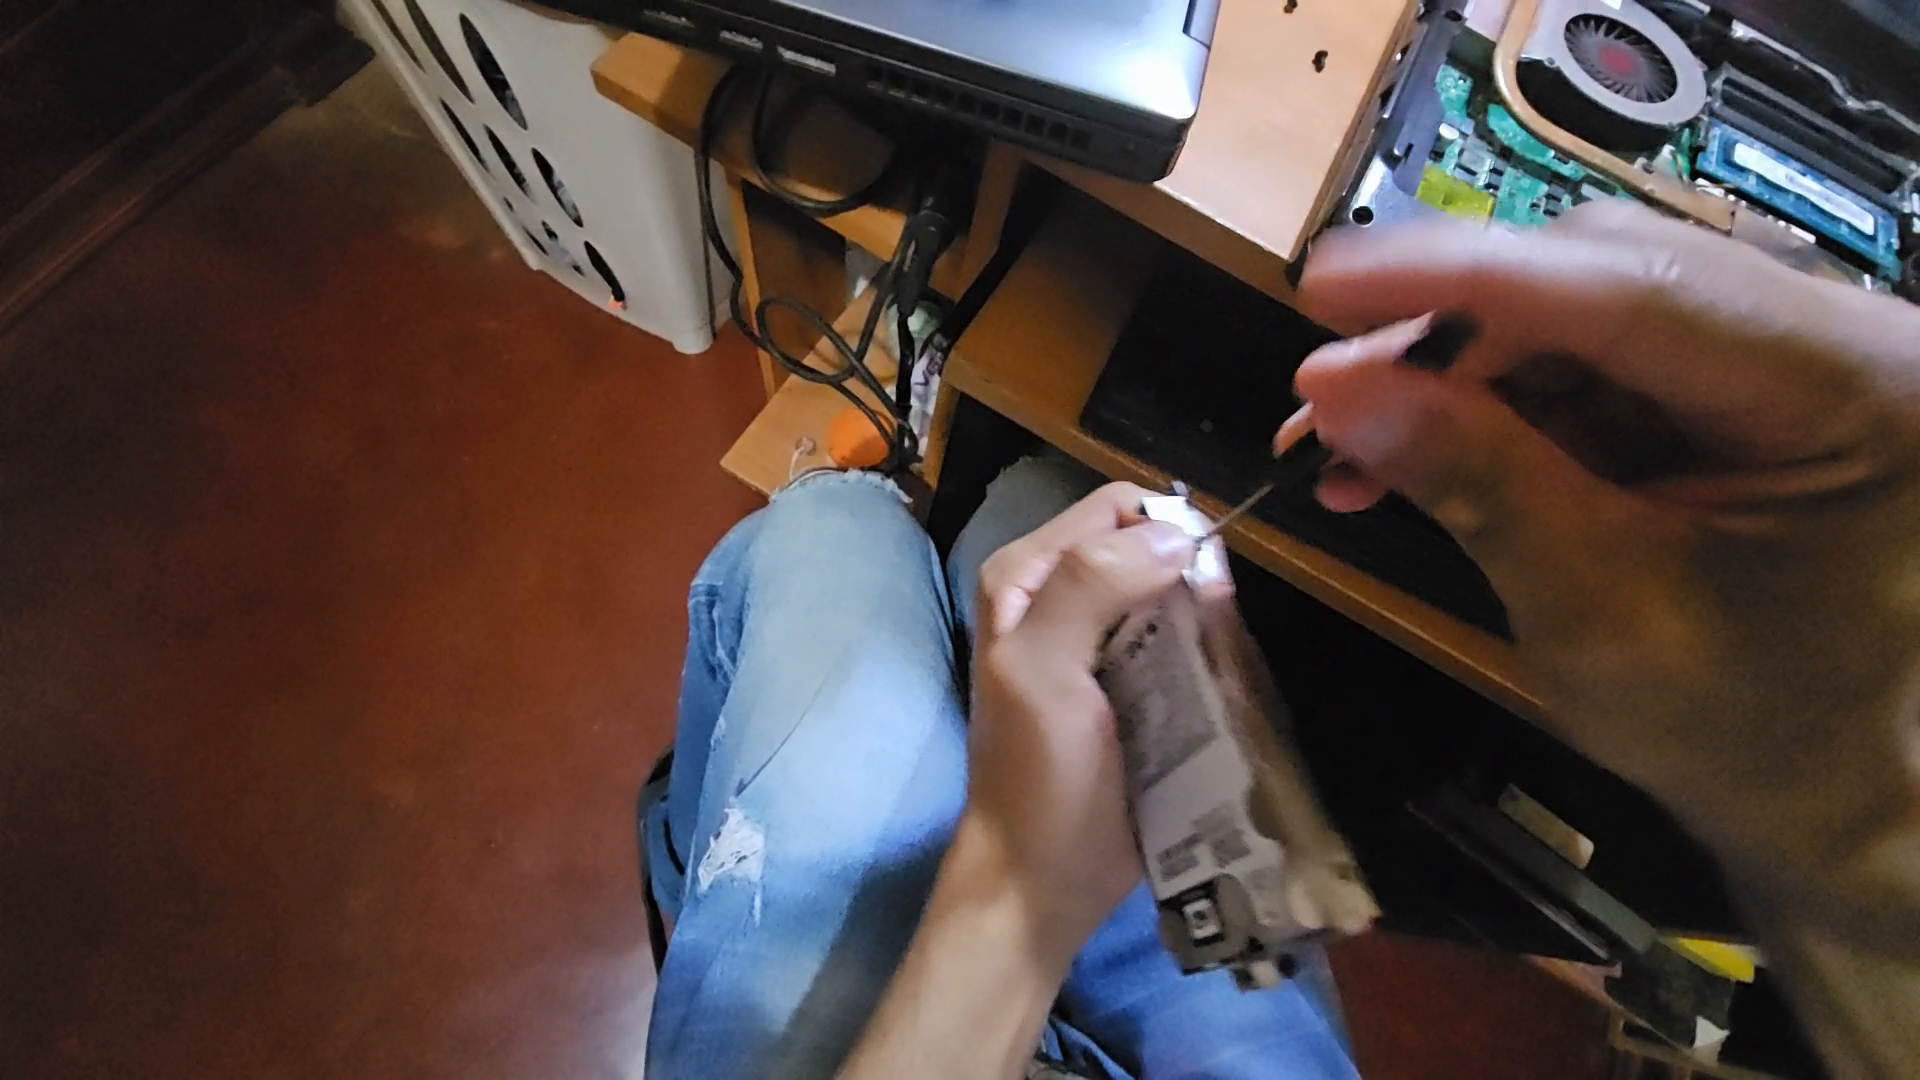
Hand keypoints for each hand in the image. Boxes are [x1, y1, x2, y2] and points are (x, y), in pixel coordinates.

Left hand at [964, 482, 1195, 957]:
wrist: (1043, 871)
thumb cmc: (1037, 772)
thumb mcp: (1044, 670)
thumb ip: (1091, 586)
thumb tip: (1175, 532)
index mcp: (1025, 575)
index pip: (1112, 510)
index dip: (1161, 531)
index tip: (1196, 585)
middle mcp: (1056, 593)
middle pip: (1144, 547)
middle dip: (1186, 577)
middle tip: (1204, 634)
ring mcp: (1093, 636)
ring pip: (1168, 591)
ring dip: (1200, 618)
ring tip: (1206, 666)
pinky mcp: (1125, 676)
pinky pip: (1176, 636)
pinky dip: (1201, 650)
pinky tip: (1207, 684)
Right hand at [1288, 202, 1919, 892]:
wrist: (1812, 780)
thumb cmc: (1736, 723)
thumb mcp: (1592, 608)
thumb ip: (1471, 483)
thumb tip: (1331, 387)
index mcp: (1862, 390)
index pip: (1633, 293)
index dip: (1460, 278)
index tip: (1323, 280)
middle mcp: (1820, 342)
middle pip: (1588, 283)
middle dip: (1432, 336)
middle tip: (1320, 393)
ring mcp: (1749, 366)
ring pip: (1548, 325)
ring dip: (1425, 382)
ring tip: (1334, 450)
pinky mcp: (1686, 399)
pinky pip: (1543, 377)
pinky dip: (1449, 415)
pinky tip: (1382, 464)